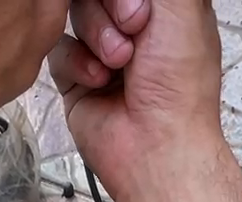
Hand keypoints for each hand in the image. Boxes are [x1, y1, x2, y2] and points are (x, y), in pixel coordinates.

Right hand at [49, 0, 224, 197]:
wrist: (157, 148)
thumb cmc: (180, 87)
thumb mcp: (182, 5)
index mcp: (164, 5)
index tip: (138, 6)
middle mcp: (132, 26)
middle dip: (111, 4)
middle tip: (135, 27)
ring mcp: (102, 52)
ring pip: (75, 11)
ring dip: (97, 34)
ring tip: (119, 64)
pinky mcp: (77, 80)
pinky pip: (59, 50)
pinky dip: (79, 63)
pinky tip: (101, 82)